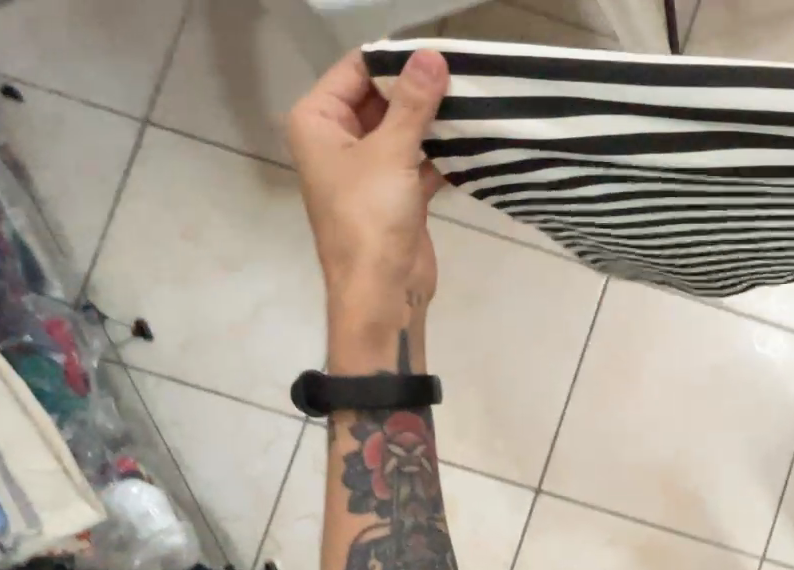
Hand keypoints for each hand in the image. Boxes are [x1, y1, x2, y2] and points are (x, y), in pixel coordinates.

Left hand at [286, 49, 449, 338]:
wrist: (380, 288)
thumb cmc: (370, 218)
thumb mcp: (391, 153)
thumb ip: (414, 105)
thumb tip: (433, 56)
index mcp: (319, 120)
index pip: (356, 72)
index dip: (395, 62)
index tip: (439, 56)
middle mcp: (340, 140)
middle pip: (382, 102)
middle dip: (419, 93)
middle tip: (464, 79)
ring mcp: (370, 170)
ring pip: (405, 134)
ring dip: (435, 125)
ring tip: (474, 107)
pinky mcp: (398, 196)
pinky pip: (420, 163)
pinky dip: (442, 156)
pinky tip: (471, 145)